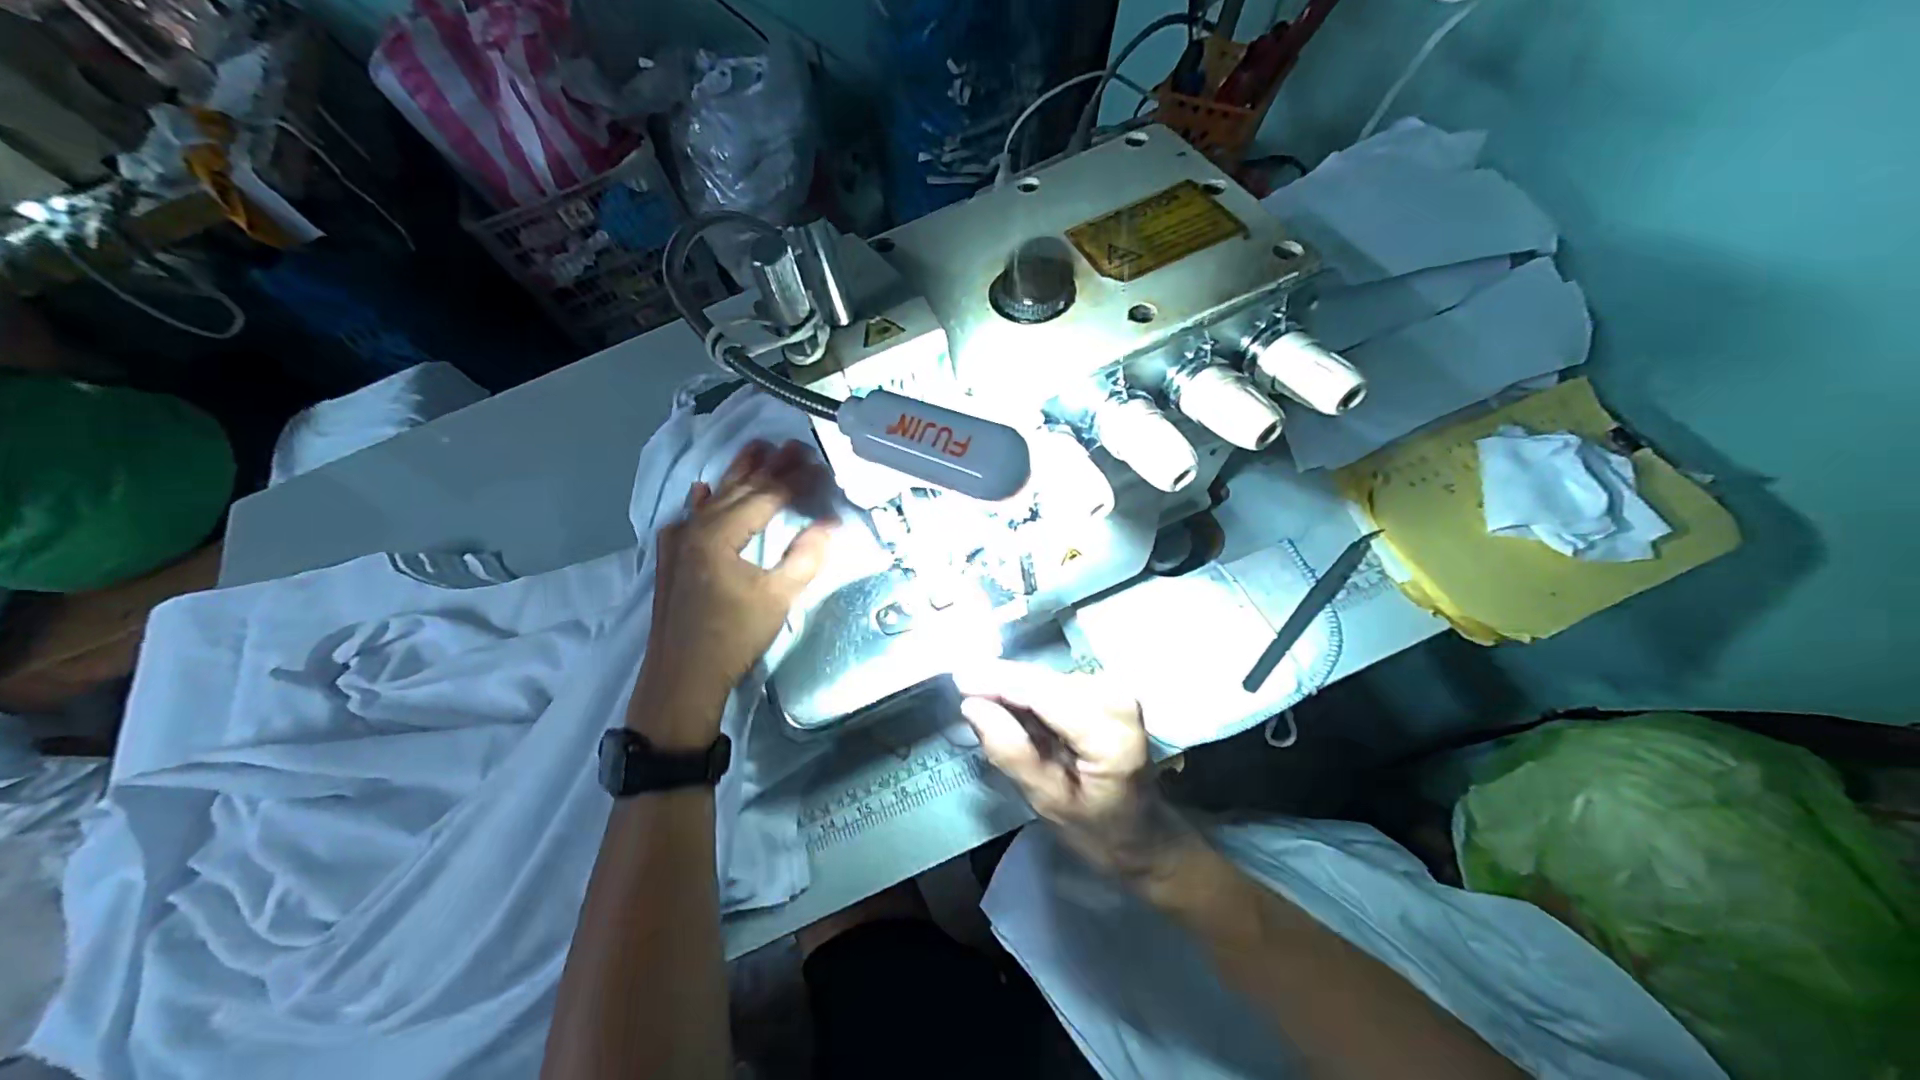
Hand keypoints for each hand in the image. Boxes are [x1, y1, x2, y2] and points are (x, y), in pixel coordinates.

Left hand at [633, 439, 834, 744]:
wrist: (680, 679)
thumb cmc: (731, 637)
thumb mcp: (777, 597)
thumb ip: (805, 557)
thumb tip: (831, 523)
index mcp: (720, 533)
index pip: (766, 496)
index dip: (794, 479)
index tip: (818, 462)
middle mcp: (695, 528)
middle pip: (739, 490)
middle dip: (769, 467)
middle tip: (793, 445)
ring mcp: (678, 543)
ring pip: (715, 499)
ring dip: (738, 475)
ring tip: (756, 448)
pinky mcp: (672, 560)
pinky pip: (691, 518)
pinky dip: (704, 501)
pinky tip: (701, 489)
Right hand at [955, 661, 1188, 878]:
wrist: (1142, 831)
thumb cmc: (1096, 828)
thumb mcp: (1047, 801)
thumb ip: (1011, 752)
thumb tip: (972, 705)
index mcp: (1110, 737)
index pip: (1045, 695)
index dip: (999, 682)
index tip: (959, 678)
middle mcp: (1119, 702)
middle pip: (1046, 680)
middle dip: (1001, 680)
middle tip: (960, 683)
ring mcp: (1118, 691)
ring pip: (1048, 677)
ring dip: (1014, 685)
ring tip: (980, 697)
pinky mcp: (1110, 689)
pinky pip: (1057, 682)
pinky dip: (1030, 691)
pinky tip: (1008, 702)